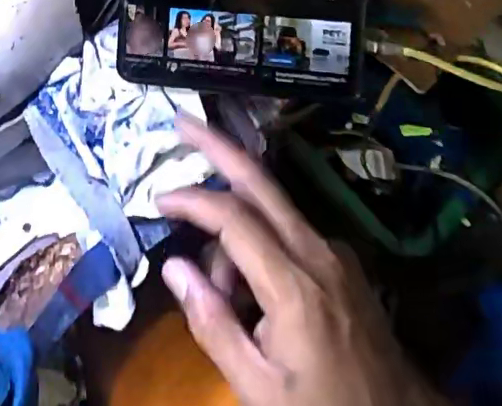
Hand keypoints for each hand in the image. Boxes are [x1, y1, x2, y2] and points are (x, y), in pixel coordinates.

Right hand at [157, 116, 444, 405]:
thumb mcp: (258, 389)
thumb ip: (212, 325)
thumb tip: (174, 267)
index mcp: (294, 286)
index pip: (232, 218)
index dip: (191, 200)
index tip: (158, 199)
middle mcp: (317, 253)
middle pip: (260, 181)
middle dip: (219, 146)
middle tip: (184, 121)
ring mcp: (335, 253)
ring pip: (271, 210)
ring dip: (235, 220)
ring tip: (220, 287)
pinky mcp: (343, 261)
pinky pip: (289, 229)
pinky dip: (259, 236)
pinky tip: (250, 282)